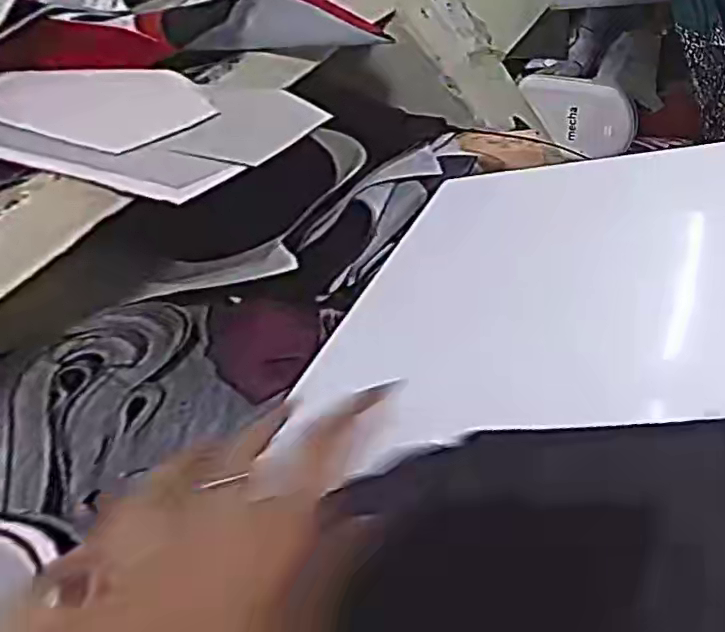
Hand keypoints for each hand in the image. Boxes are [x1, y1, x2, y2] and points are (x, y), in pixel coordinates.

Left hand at [9, 387, 391, 631]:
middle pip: (241, 451)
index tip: (374, 394)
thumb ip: (340, 549)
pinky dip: (98, 541)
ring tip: (200, 444)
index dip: (356, 409)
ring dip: (183, 463)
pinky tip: (101, 536)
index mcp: (277, 518)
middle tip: (290, 406)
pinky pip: (83, 556)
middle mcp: (211, 524)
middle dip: (269, 422)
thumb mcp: (316, 597)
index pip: (327, 441)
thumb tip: (372, 515)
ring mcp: (143, 556)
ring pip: (159, 489)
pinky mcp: (88, 593)